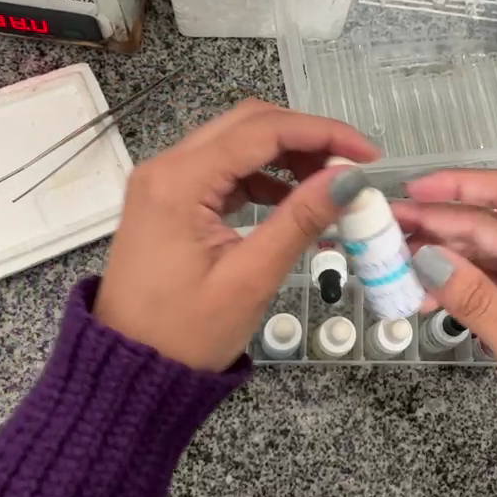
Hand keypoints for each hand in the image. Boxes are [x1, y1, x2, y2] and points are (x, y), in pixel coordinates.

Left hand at [95, 99, 377, 371]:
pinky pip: (224, 169)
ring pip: (238, 142)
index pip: (263, 131)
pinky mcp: (170, 200)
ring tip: (328, 186)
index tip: (367, 153)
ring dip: (287, 155)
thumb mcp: (251, 277)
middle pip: (249, 123)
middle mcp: (167, 167)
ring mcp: (165, 182)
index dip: (323, 133)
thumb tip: (349, 178)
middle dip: (307, 137)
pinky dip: (264, 176)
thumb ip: (300, 219)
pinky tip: (293, 201)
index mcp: (180, 181)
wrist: (129, 372)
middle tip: (351, 167)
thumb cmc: (185, 334)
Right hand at [393, 170, 496, 423]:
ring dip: (437, 256)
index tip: (414, 189)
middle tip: (384, 227)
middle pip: (485, 224)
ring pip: (477, 252)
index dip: (460, 185)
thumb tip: (427, 259)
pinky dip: (451, 285)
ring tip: (392, 263)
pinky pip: (481, 281)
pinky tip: (421, 296)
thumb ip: (478, 301)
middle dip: (435, 222)